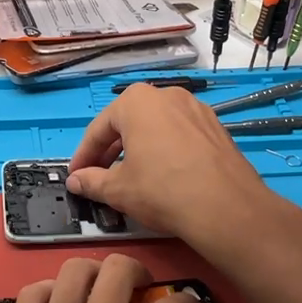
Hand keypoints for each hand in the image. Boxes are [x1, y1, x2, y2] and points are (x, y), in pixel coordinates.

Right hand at [66, 83, 288, 244]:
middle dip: (111, 151)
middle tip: (100, 177)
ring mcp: (196, 109)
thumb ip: (92, 181)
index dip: (84, 155)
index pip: (99, 129)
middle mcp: (166, 95)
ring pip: (157, 128)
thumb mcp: (118, 189)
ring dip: (139, 150)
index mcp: (136, 101)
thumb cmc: (162, 190)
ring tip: (132, 178)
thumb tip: (75, 182)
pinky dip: (166, 151)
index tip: (76, 175)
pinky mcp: (216, 128)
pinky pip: (180, 136)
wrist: (226, 207)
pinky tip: (165, 176)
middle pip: (129, 123)